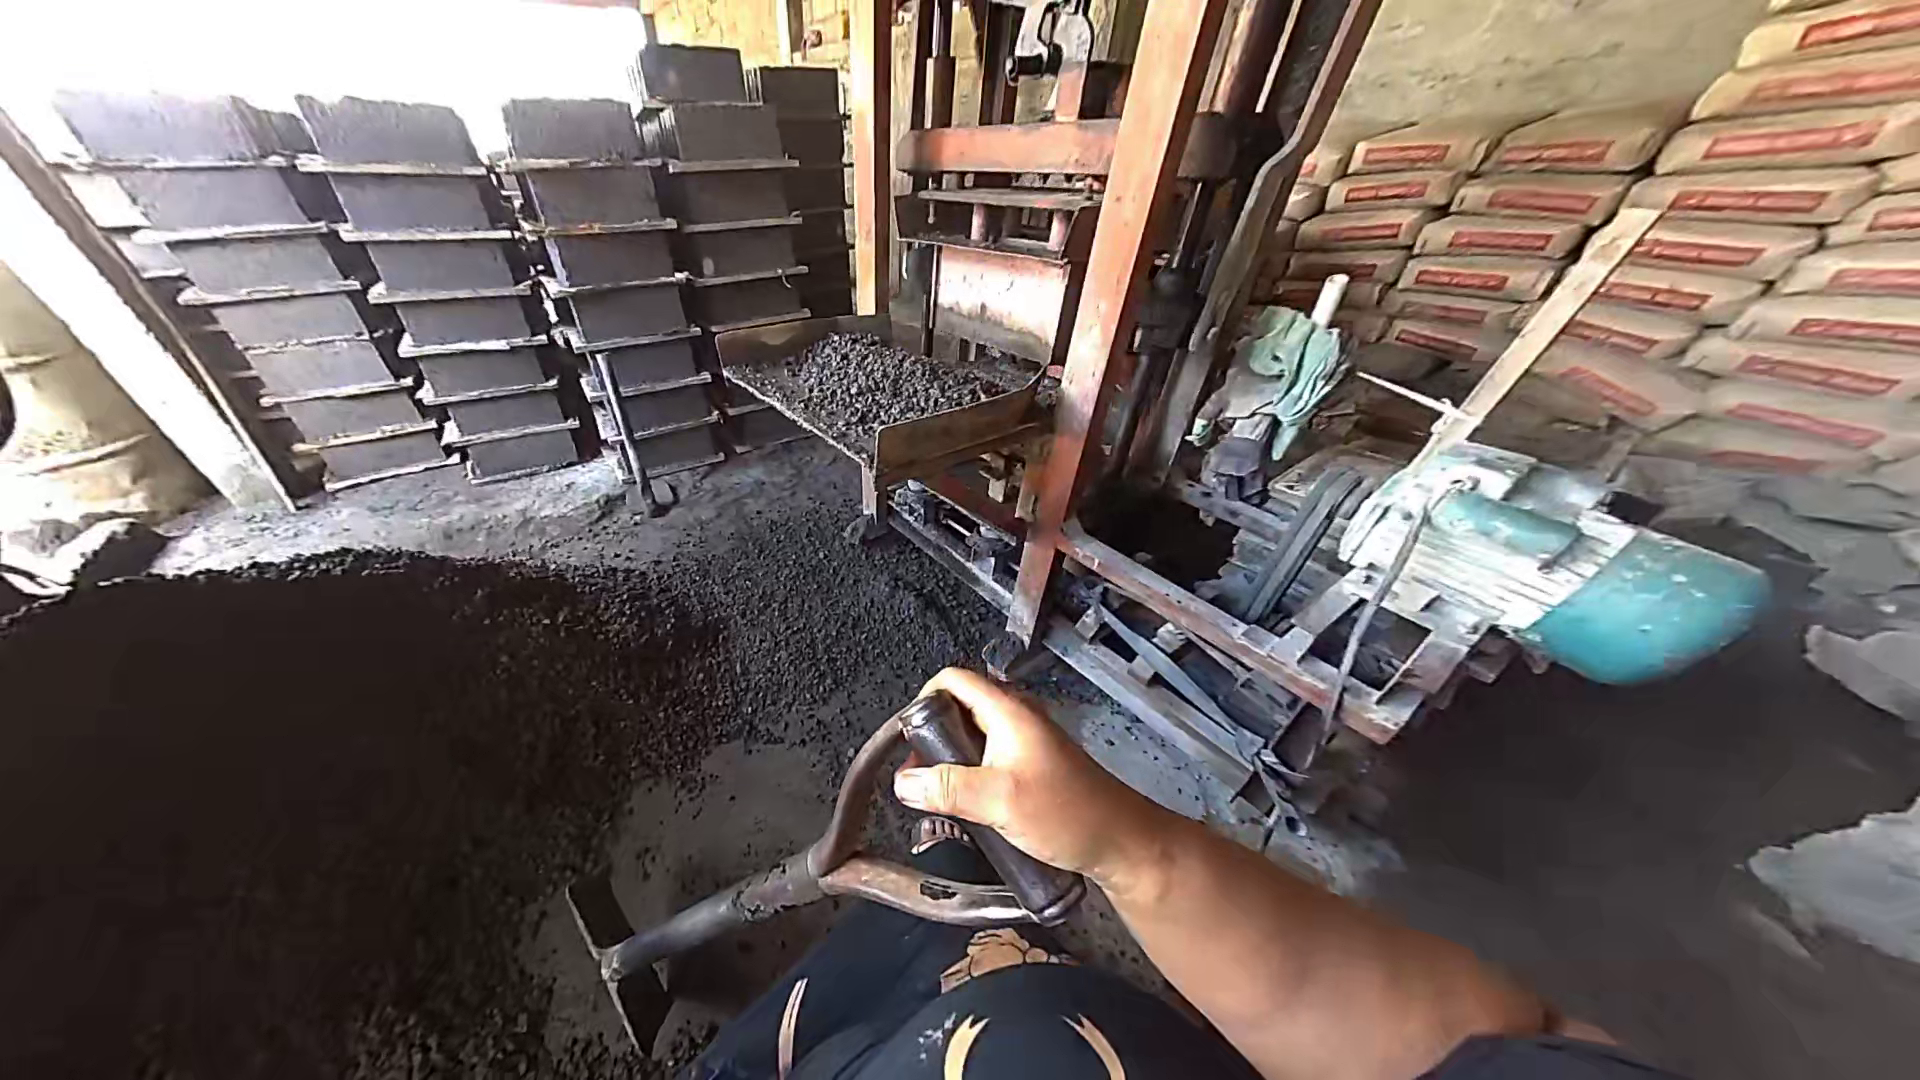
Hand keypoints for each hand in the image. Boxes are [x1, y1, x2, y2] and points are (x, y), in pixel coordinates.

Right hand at [892, 668, 1172, 891]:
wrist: (1119, 841)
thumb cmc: (1068, 813)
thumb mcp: (999, 800)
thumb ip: (947, 788)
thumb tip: (904, 781)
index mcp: (1008, 711)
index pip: (953, 680)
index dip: (924, 699)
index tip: (909, 736)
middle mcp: (1014, 717)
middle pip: (958, 709)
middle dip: (932, 739)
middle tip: (918, 777)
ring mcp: (1023, 741)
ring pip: (971, 738)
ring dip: (949, 763)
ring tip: (936, 798)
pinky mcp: (1028, 765)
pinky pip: (986, 759)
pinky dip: (968, 777)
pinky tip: (964, 809)